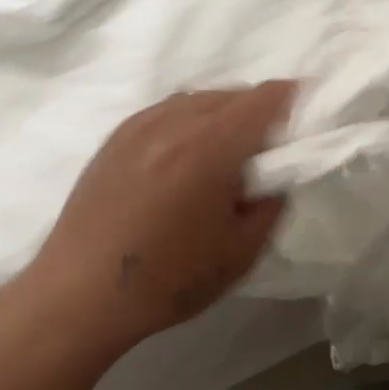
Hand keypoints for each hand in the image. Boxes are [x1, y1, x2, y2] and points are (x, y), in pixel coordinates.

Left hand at [23, 82, 296, 355]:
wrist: (79, 295)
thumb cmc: (168, 280)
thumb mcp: (241, 252)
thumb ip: (271, 203)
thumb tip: (276, 176)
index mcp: (211, 146)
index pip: (266, 98)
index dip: (295, 98)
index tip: (309, 113)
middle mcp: (175, 122)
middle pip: (233, 94)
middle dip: (260, 110)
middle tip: (270, 147)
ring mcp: (140, 125)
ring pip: (199, 99)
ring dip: (224, 114)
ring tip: (228, 151)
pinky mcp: (116, 137)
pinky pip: (167, 111)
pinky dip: (190, 120)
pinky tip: (186, 155)